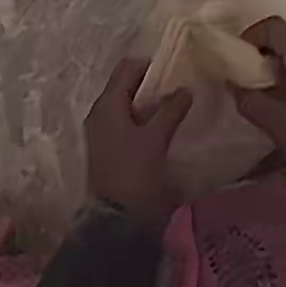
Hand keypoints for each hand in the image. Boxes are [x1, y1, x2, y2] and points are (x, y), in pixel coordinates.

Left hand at [85, 58, 191, 224]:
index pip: (127, 68)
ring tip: (176, 106)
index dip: (150, 65)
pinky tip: (164, 126)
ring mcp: (102, 130)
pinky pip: (127, 120)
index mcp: (107, 104)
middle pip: (127, 84)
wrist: (115, 222)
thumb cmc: (133, 174)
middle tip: (179, 87)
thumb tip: (185, 90)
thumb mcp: (155, 139)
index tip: (175, 70)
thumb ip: (170, 110)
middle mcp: (100, 112)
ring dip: (150, 102)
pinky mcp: (109, 146)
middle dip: (152, 83)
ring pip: (128, 103)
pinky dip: (144, 117)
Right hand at [233, 18, 285, 192]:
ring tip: (255, 87)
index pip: (275, 27)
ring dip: (271, 64)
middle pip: (284, 39)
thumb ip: (247, 97)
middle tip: (242, 72)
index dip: (252, 34)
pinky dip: (285, 74)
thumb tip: (230, 81)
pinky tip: (274, 97)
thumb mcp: (272, 121)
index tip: (238, 55)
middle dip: (259, 51)